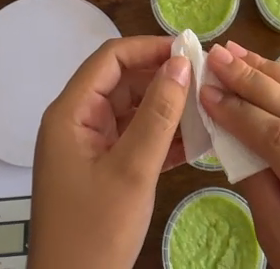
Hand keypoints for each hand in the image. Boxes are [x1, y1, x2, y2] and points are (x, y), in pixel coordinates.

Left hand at [31, 36, 190, 268]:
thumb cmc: (94, 232)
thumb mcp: (132, 171)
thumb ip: (158, 115)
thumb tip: (181, 63)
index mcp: (71, 113)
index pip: (111, 58)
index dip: (149, 48)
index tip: (190, 50)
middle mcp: (77, 122)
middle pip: (123, 81)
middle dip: (163, 78)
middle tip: (206, 81)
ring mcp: (90, 147)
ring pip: (133, 110)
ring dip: (167, 109)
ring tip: (207, 107)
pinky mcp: (104, 170)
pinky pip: (136, 138)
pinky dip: (163, 137)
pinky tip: (196, 141)